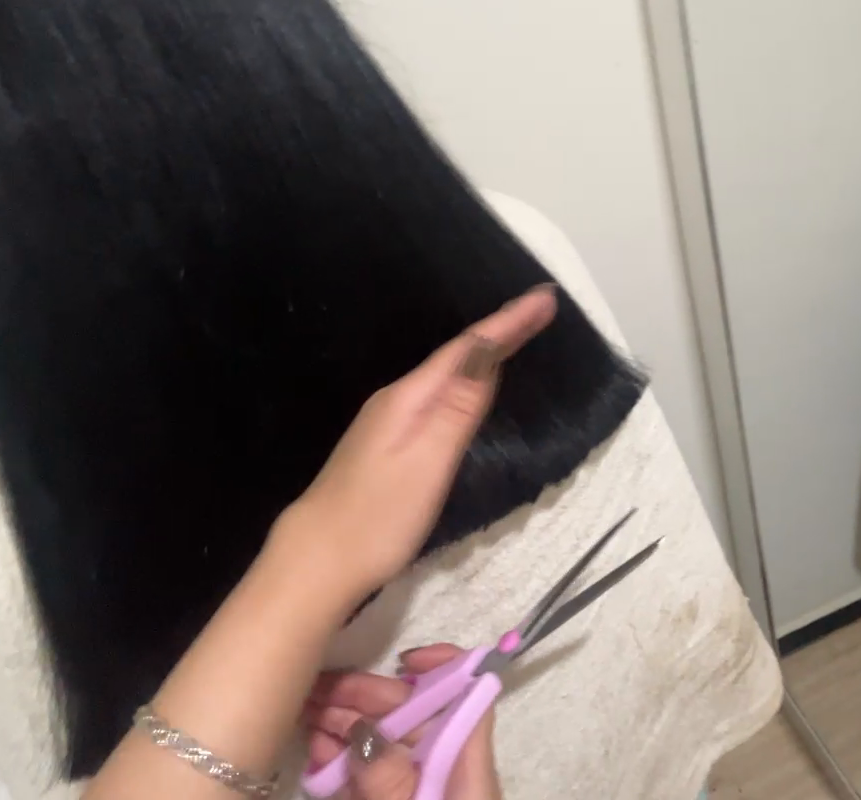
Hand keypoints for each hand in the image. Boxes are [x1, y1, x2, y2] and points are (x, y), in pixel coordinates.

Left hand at [269, 285, 558, 605]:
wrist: (316, 563)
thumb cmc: (378, 517)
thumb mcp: (427, 460)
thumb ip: (458, 407)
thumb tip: (488, 350)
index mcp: (410, 398)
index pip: (467, 349)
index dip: (507, 322)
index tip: (544, 298)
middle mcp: (398, 399)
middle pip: (457, 355)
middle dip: (500, 329)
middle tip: (540, 310)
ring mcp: (389, 421)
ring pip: (447, 374)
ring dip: (484, 351)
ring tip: (517, 332)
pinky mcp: (389, 444)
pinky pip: (438, 396)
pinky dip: (466, 379)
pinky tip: (474, 384)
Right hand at [304, 645, 502, 799]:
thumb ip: (388, 781)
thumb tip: (361, 733)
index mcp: (467, 766)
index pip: (471, 697)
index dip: (444, 667)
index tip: (403, 660)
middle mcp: (447, 770)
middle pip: (412, 717)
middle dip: (365, 697)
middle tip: (315, 685)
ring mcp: (420, 790)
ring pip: (385, 745)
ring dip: (346, 725)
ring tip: (306, 710)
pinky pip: (371, 777)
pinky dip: (344, 762)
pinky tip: (316, 747)